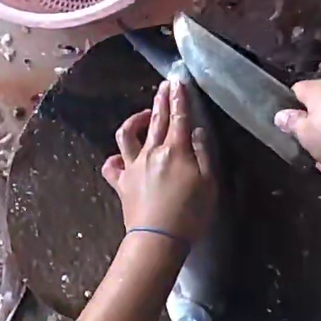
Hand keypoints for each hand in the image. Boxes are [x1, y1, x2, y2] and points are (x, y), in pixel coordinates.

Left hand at [100, 80, 215, 242]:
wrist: (158, 238)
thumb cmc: (190, 214)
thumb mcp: (209, 184)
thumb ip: (203, 154)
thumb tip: (195, 131)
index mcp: (176, 150)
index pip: (179, 117)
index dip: (180, 98)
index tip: (179, 82)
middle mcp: (152, 152)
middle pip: (155, 119)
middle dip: (160, 99)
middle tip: (164, 86)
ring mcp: (133, 166)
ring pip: (127, 135)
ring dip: (134, 121)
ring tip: (143, 116)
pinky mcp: (121, 183)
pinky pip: (112, 166)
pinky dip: (114, 159)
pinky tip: (119, 157)